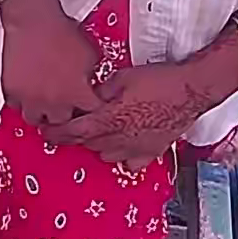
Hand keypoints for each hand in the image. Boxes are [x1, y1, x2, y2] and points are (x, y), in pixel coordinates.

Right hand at [0, 0, 103, 126]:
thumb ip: (91, 74)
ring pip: (36, 119)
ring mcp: (30, 99)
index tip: (88, 104)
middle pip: (62, 122)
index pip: (91, 113)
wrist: (34, 20)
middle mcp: (53, 101)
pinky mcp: (12, 91)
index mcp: (76, 93)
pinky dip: (23, 101)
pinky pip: (17, 106)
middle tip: (67, 102)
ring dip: (43, 111)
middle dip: (67, 113)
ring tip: (46, 100)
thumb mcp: (90, 52)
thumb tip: (90, 80)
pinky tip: (29, 90)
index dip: (91, 107)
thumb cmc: (60, 31)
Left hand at [46, 60, 220, 164]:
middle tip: (72, 124)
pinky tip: (124, 144)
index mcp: (109, 119)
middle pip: (87, 144)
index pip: (74, 132)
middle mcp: (119, 139)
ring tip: (100, 129)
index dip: (57, 134)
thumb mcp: (124, 76)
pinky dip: (122, 155)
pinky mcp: (151, 152)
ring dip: (97, 143)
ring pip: (105, 154)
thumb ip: (102, 89)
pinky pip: (129, 162)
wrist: (191, 89)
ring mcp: (136, 149)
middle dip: (76, 135)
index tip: (47, 132)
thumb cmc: (159, 79)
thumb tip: (91, 95)